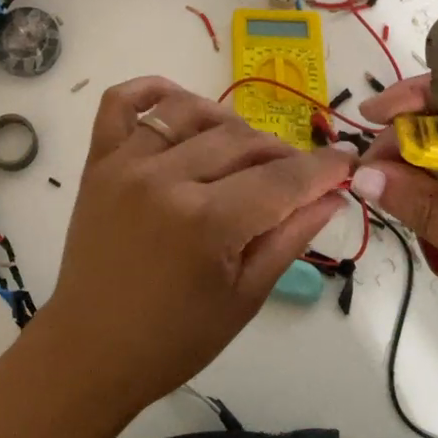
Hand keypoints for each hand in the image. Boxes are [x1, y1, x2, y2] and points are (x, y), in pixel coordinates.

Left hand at [39, 76, 357, 411]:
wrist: (93, 345)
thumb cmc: (175, 337)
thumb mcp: (245, 296)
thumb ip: (289, 236)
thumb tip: (332, 194)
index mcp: (206, 221)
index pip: (280, 179)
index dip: (321, 169)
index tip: (345, 162)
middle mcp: (164, 178)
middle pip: (239, 140)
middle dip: (280, 153)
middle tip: (294, 174)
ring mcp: (125, 163)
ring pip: (189, 111)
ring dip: (225, 122)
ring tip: (241, 148)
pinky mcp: (97, 160)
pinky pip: (120, 102)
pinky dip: (151, 91)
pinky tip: (180, 104)